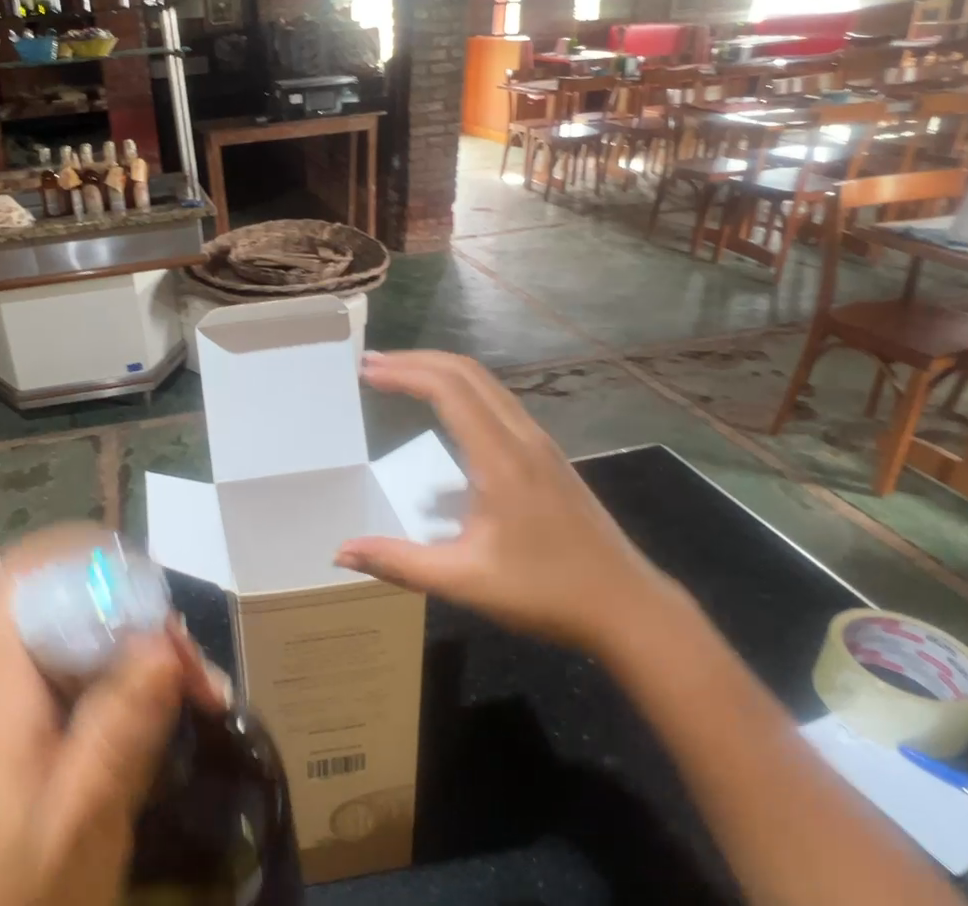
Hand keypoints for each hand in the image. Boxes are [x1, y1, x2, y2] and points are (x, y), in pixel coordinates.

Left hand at [0, 524, 225, 905]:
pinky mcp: (14, 734)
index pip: (21, 580)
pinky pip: (68, 680)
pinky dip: (120, 687)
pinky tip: (163, 717)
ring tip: (199, 696)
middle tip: (198, 671)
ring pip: (73, 644)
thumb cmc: (23, 891)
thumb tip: (165, 640)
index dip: (78, 558)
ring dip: (137, 657)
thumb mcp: (85, 813)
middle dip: (135, 621)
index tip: (147, 582)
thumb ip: (122, 725)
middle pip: (61, 610)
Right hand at [335, 351, 683, 652]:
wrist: (626, 606)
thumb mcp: (464, 581)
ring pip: (488, 388)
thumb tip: (340, 552)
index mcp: (501, 459)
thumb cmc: (545, 593)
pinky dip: (464, 396)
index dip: (405, 372)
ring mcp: (542, 447)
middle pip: (469, 374)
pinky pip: (501, 408)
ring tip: (401, 381)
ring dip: (442, 375)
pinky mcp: (549, 461)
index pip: (449, 390)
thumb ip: (399, 563)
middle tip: (372, 366)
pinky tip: (446, 428)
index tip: (365, 370)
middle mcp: (524, 439)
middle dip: (418, 362)